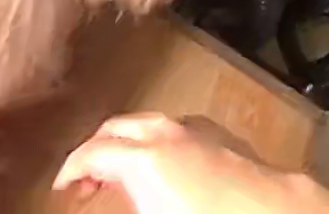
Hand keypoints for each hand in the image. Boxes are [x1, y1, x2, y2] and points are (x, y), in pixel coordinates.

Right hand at [54, 114, 328, 213]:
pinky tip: (161, 170)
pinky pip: (176, 130)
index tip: (59, 187)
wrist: (269, 212)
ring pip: (150, 124)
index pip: (94, 151)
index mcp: (145, 155)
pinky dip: (156, 143)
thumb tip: (99, 193)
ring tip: (117, 178)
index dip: (71, 168)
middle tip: (82, 183)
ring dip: (127, 144)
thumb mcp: (150, 210)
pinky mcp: (221, 136)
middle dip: (97, 149)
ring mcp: (198, 129)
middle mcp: (168, 132)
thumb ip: (122, 201)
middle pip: (120, 126)